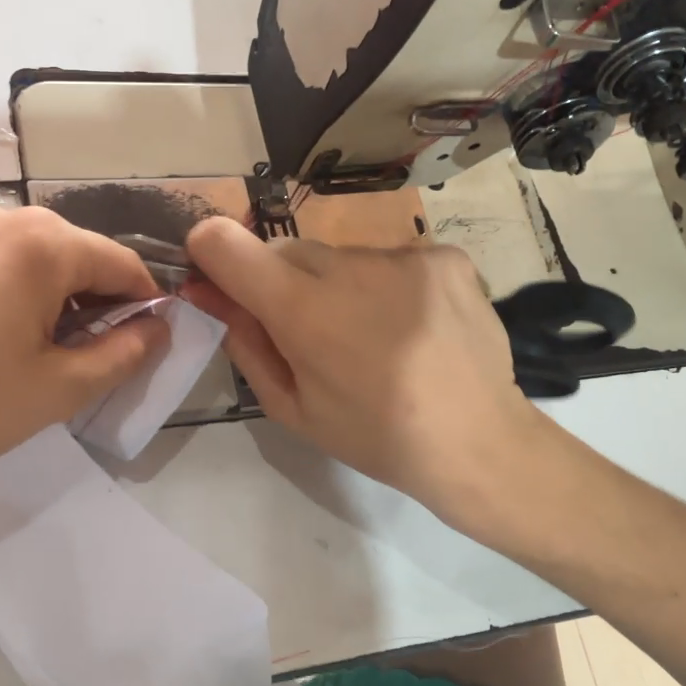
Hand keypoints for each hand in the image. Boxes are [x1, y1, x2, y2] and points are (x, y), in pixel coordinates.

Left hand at [0, 198, 168, 513]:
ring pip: (32, 256)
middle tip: (85, 361)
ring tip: (34, 354)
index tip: (146, 344)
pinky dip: (11, 290)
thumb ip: (121, 354)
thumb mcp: (56, 389)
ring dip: (51, 298)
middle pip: (75, 254)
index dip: (144, 304)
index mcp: (40, 241)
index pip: (120, 263)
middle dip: (93, 303)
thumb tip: (157, 328)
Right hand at [182, 216, 544, 535]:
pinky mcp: (445, 255)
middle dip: (282, 283)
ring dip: (339, 285)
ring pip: (341, 257)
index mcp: (304, 313)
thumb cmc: (374, 436)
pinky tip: (409, 326)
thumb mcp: (293, 407)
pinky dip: (387, 286)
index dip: (211, 253)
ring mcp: (404, 256)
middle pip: (286, 251)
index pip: (228, 245)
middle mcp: (350, 267)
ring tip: (371, 336)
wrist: (477, 440)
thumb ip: (245, 343)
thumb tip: (208, 292)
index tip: (214, 275)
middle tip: (309, 333)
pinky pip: (390, 260)